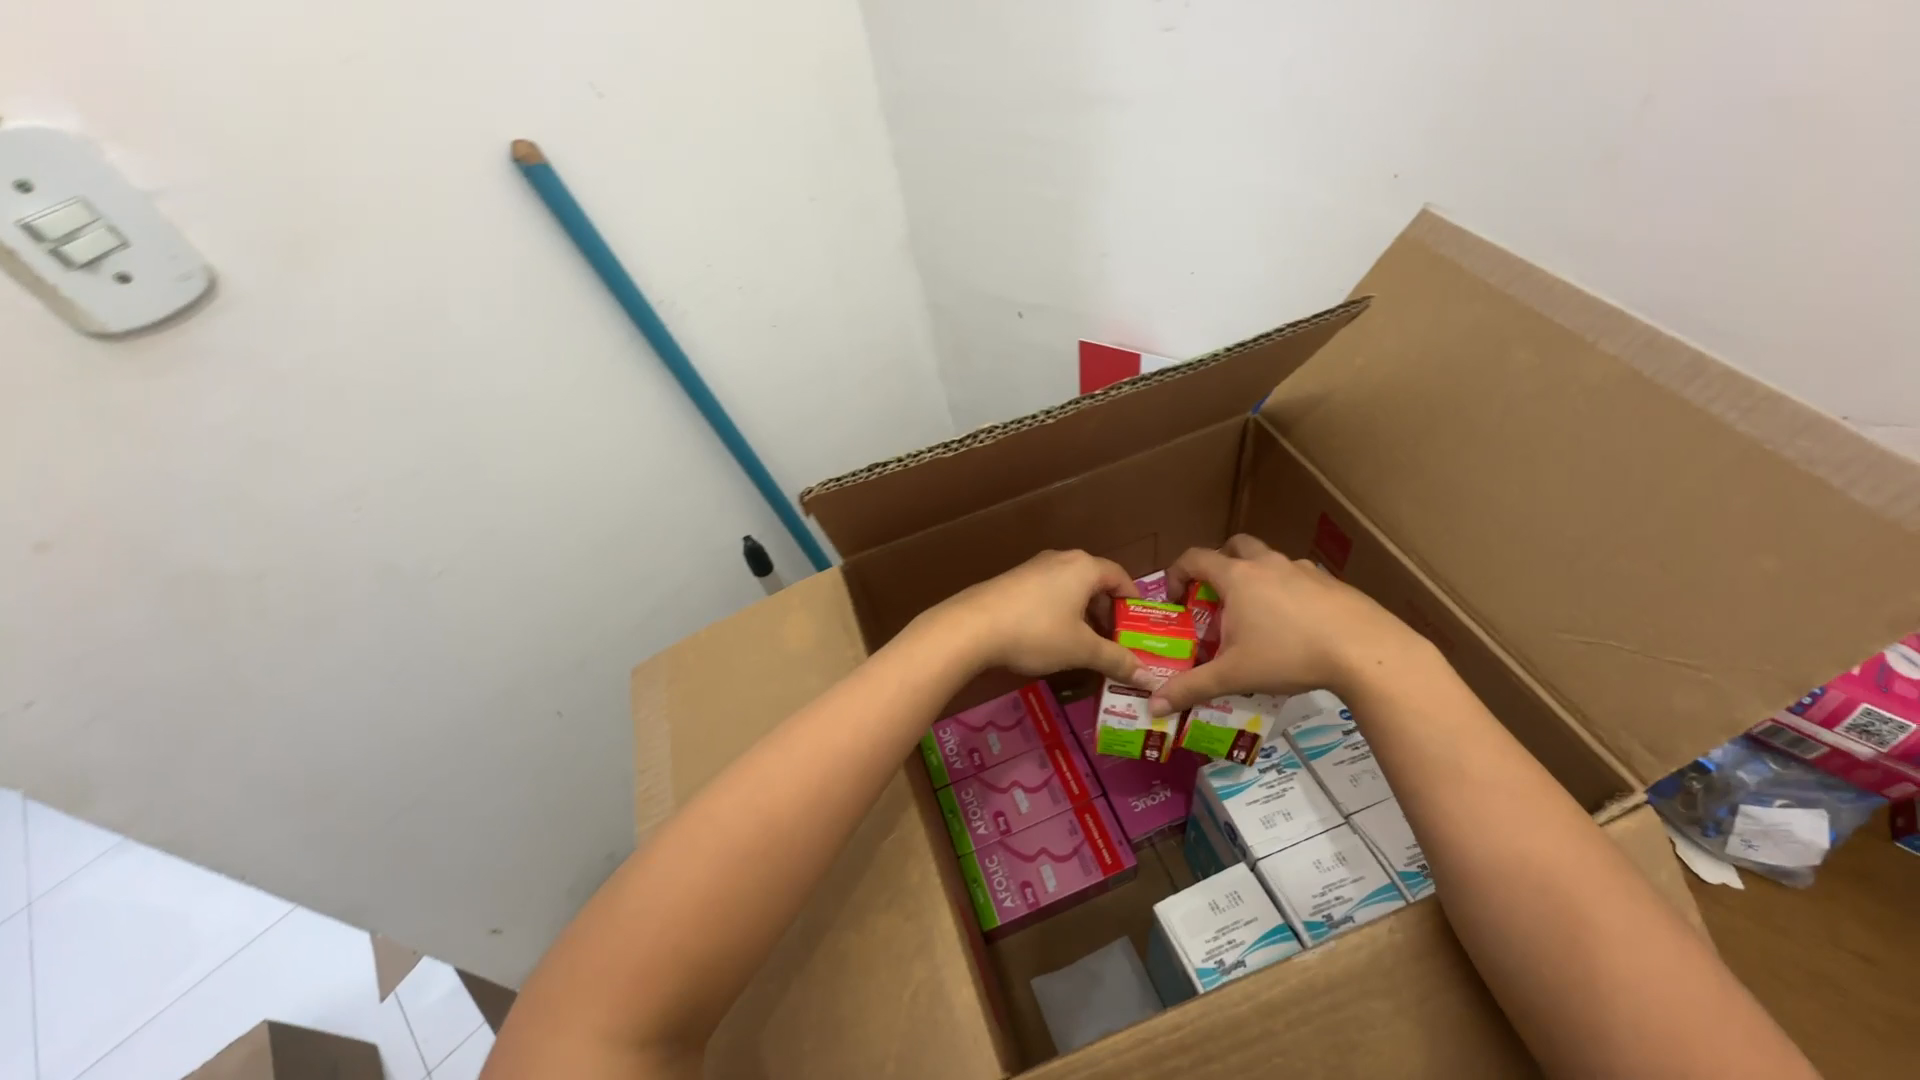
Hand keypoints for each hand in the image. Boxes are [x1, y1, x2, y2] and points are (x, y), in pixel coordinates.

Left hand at [910, 550, 1148, 685]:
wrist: (971, 627)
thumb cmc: (1036, 632)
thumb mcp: (1081, 649)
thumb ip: (1116, 660)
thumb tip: (1149, 678)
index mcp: (1084, 567)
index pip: (1121, 578)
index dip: (1133, 604)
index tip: (1139, 630)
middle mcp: (1061, 559)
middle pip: (1095, 583)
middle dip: (1107, 614)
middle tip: (1115, 644)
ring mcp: (1033, 568)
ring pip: (1070, 590)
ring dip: (1082, 616)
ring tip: (1086, 647)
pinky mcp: (1012, 582)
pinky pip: (1047, 594)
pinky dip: (1059, 614)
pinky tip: (1052, 641)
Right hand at [1155, 534, 1428, 713]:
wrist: (1366, 651)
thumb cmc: (1289, 654)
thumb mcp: (1234, 675)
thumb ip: (1191, 688)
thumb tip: (1153, 706)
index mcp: (1238, 577)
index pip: (1195, 558)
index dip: (1177, 572)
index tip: (1175, 597)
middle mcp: (1268, 564)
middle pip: (1235, 546)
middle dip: (1219, 564)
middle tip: (1216, 597)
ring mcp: (1303, 570)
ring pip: (1270, 561)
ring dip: (1256, 579)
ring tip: (1258, 618)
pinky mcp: (1332, 583)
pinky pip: (1299, 579)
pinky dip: (1288, 593)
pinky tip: (1296, 628)